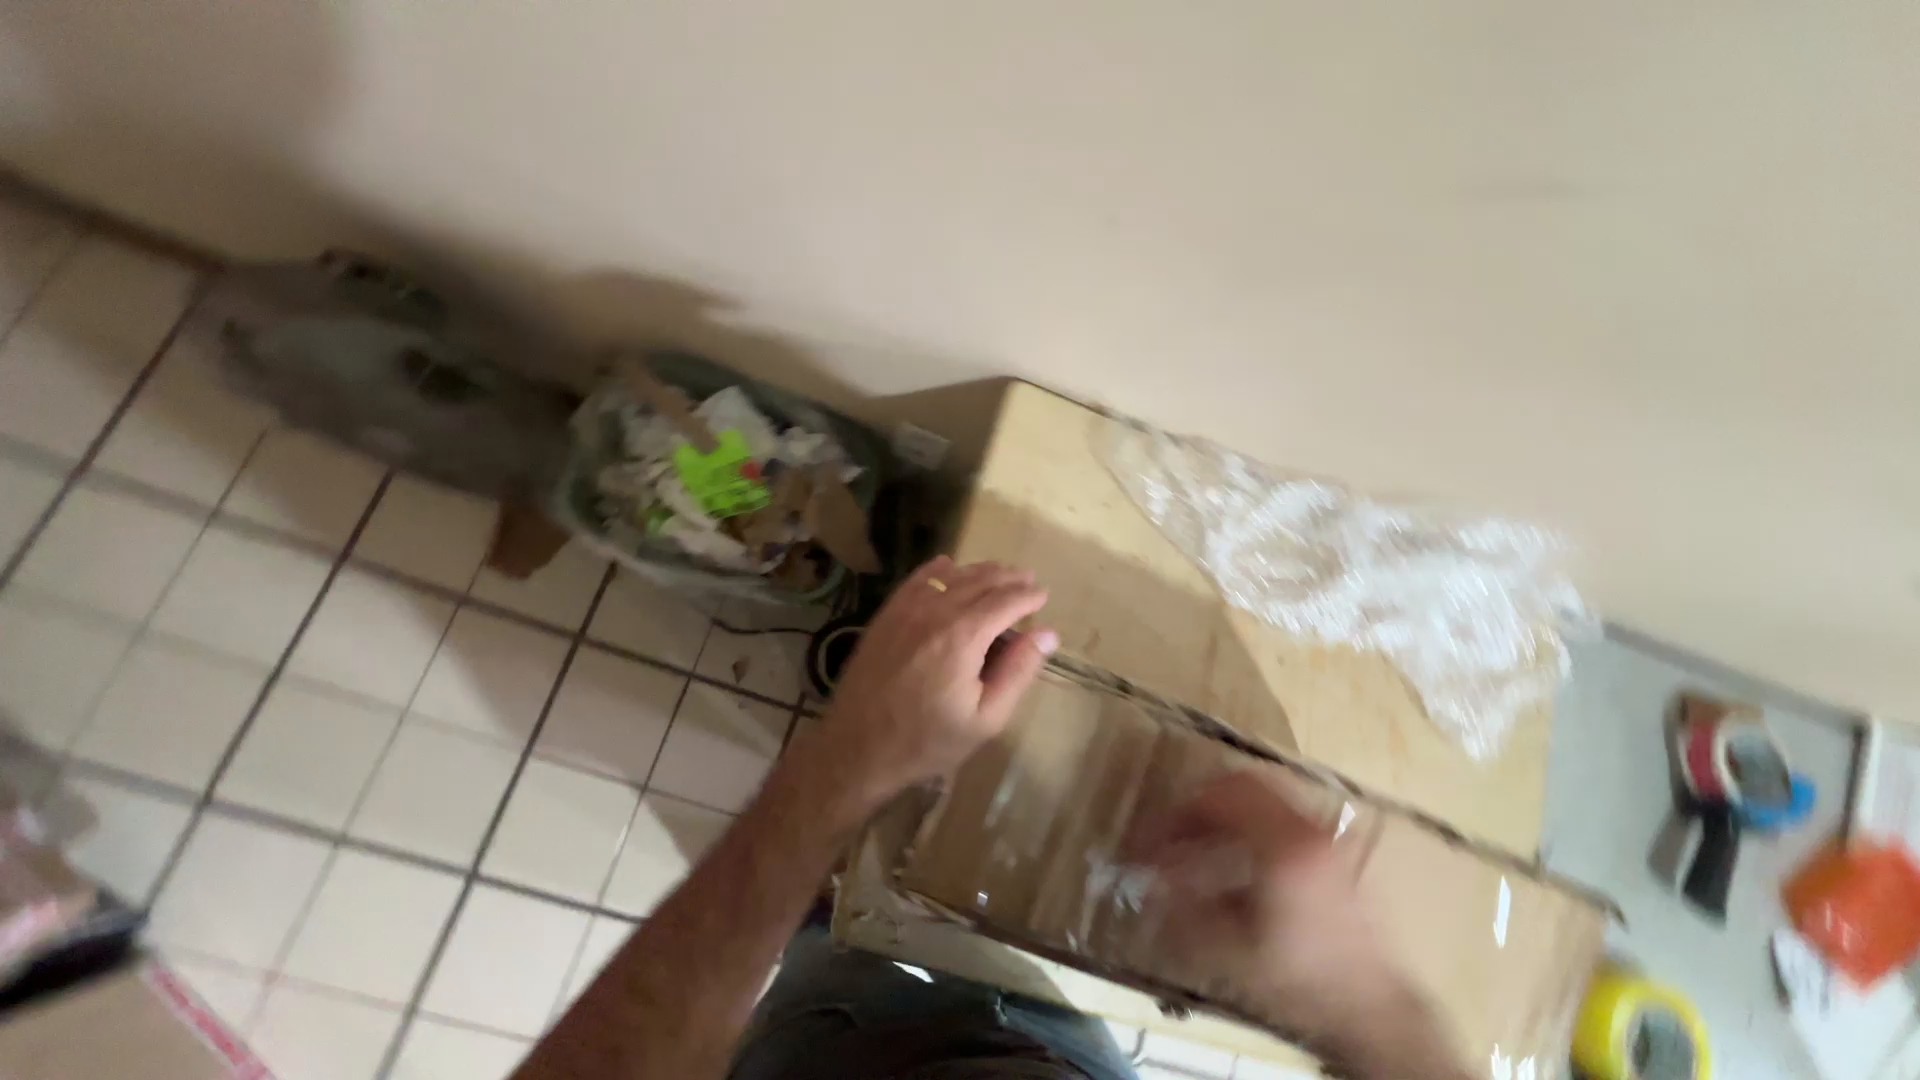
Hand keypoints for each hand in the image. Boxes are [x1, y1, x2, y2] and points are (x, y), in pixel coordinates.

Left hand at [788, 556, 1056, 814]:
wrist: (857, 748)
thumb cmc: (927, 741)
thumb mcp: (985, 718)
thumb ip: (1018, 671)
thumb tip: (1047, 634)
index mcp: (963, 637)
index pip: (1005, 602)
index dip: (1028, 596)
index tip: (1044, 595)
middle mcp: (935, 613)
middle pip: (979, 582)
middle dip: (1008, 578)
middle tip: (1028, 579)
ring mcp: (905, 611)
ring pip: (949, 577)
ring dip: (978, 571)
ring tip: (999, 573)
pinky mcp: (885, 617)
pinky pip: (916, 581)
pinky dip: (938, 571)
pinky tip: (948, 567)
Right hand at [1133, 771, 1469, 1079]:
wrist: (1370, 1009)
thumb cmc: (1297, 978)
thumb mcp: (1228, 946)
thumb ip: (1180, 902)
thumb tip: (1148, 874)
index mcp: (1282, 842)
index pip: (1214, 797)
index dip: (1174, 815)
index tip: (1151, 841)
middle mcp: (1307, 826)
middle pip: (1239, 784)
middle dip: (1197, 805)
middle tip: (1171, 834)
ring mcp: (1326, 834)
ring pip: (1262, 794)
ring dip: (1223, 812)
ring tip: (1198, 845)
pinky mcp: (1334, 849)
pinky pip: (1280, 814)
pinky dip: (1249, 823)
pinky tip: (1234, 860)